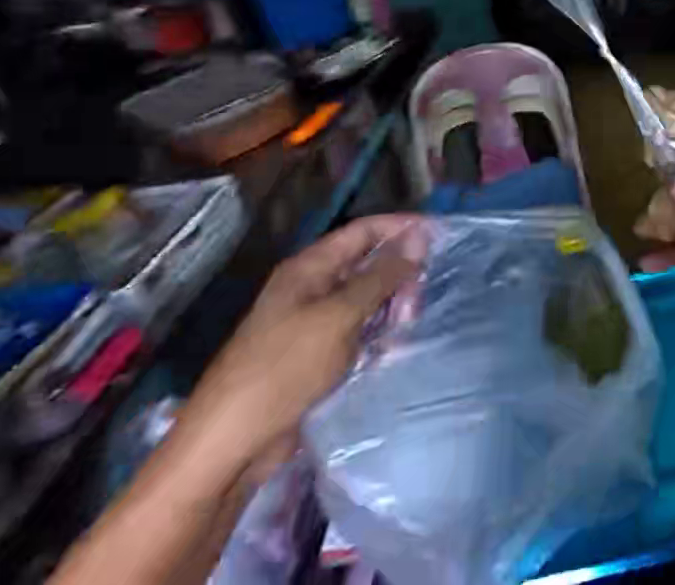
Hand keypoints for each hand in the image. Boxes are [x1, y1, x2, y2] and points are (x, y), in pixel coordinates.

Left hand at [176, 215, 424, 473]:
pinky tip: (394, 347)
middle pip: (370, 263)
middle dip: (401, 275)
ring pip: (371, 297)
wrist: (230, 446)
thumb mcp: (339, 316)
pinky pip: (363, 327)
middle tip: (419, 301)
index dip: (403, 227)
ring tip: (406, 328)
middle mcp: (313, 288)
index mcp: (309, 269)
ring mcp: (316, 321)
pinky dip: (383, 331)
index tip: (443, 235)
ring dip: (394, 306)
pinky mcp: (321, 352)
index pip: (365, 230)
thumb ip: (381, 275)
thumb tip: (419, 236)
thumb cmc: (282, 371)